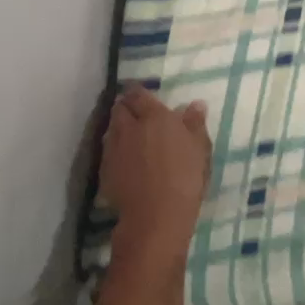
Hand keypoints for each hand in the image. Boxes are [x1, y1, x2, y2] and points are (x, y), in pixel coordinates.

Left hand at [101, 84, 212, 268]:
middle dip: (126, 107)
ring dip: (119, 127)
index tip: (143, 94)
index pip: (138, 94)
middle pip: (119, 109)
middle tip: (138, 113)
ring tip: (132, 135)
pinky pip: (109, 151)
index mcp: (154, 117)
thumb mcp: (199, 148)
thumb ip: (195, 124)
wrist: (156, 213)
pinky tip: (127, 159)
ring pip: (111, 129)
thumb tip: (195, 104)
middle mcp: (129, 127)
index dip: (138, 92)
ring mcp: (114, 149)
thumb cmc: (185, 176)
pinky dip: (116, 149)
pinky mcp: (105, 169)